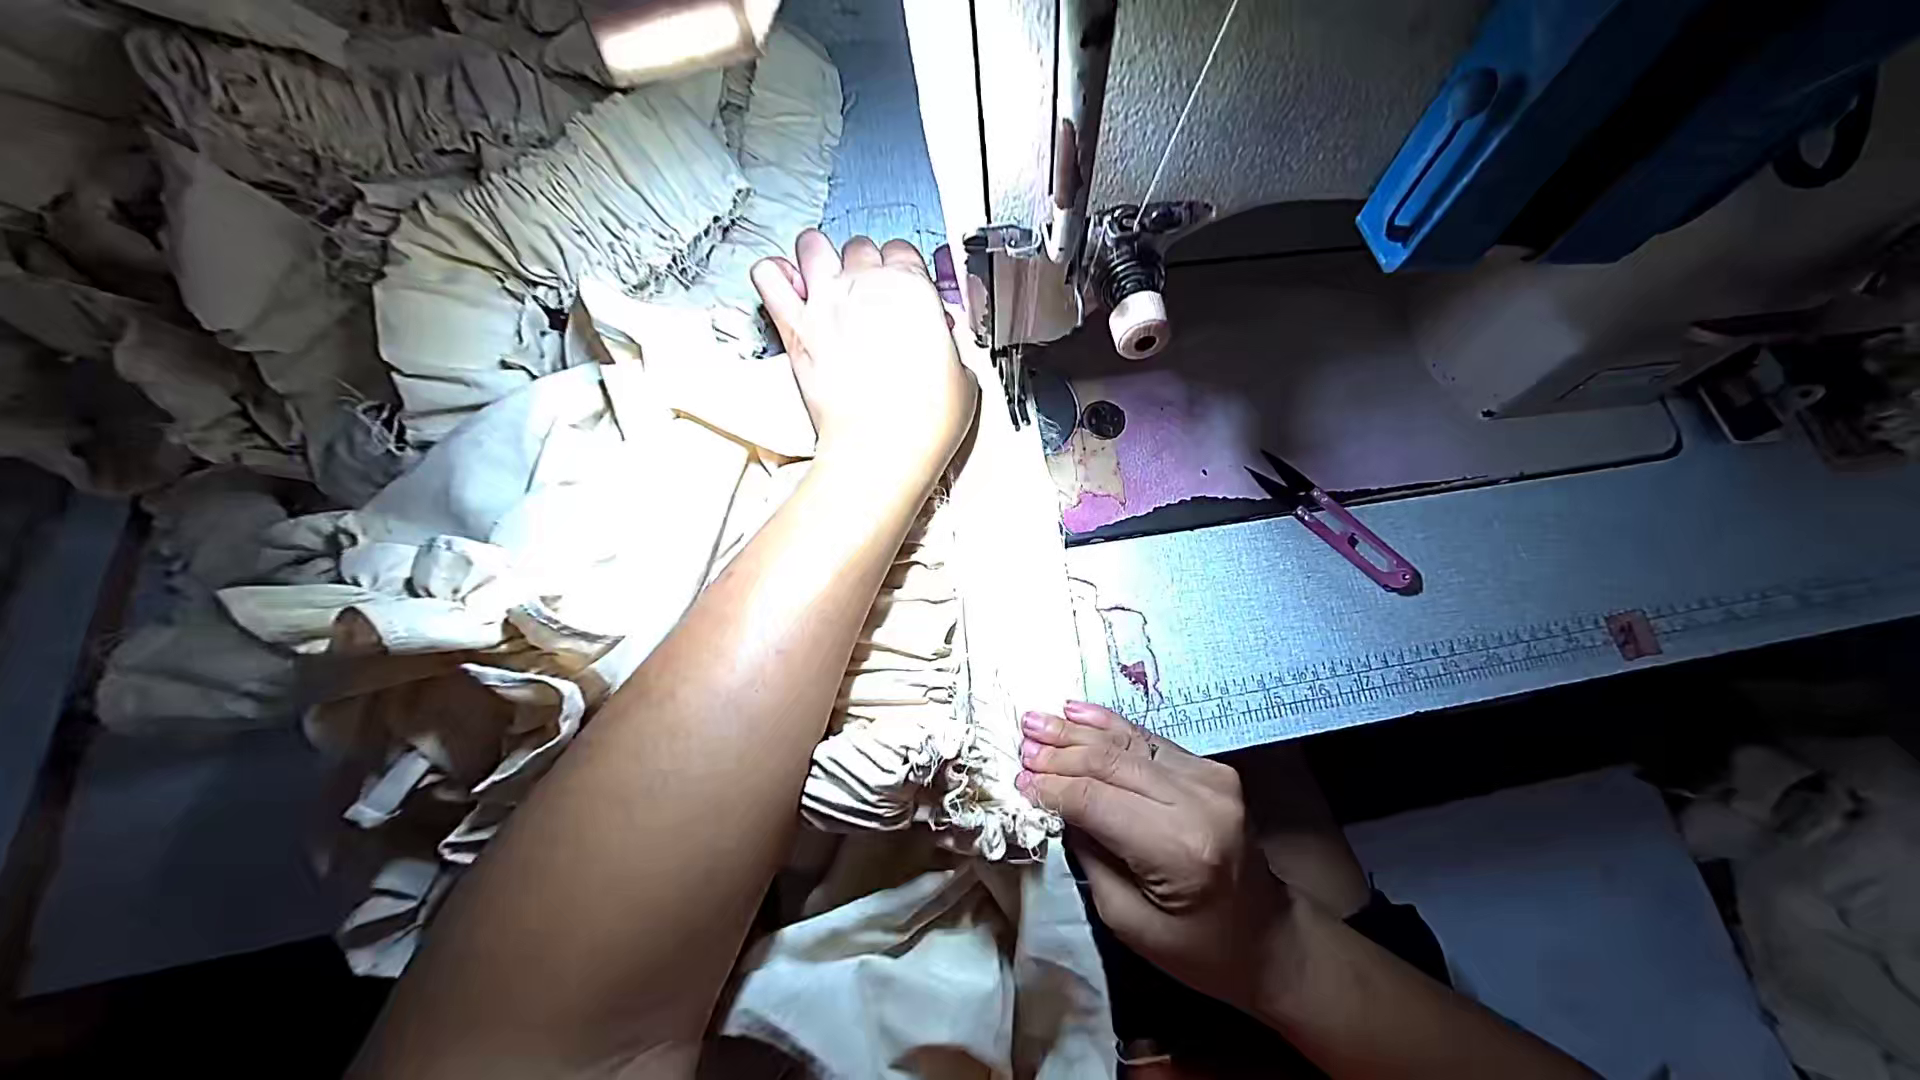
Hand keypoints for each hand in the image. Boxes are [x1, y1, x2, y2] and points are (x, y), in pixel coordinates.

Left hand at [751, 230, 976, 488]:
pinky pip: (768, 276)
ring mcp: (826, 303)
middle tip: (868, 294)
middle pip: (859, 246)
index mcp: (912, 289)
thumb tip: (940, 344)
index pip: (903, 251)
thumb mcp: (963, 375)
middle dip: (864, 266)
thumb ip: (947, 345)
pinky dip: (774, 275)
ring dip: (818, 257)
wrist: (882, 449)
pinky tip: (786, 287)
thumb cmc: (923, 421)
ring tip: (825, 280)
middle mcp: (866, 285)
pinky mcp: (795, 328)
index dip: (904, 271)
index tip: (903, 290)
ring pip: (812, 245)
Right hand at [1018, 702, 1288, 1010]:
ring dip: (1076, 731)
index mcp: (1180, 848)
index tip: (1018, 781)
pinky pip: (1149, 739)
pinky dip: (1109, 725)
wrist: (1271, 939)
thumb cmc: (1198, 947)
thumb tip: (1055, 802)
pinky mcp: (1212, 768)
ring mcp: (1210, 778)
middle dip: (1058, 753)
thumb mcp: (1128, 919)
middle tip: (1020, 744)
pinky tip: (1076, 712)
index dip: (1052, 788)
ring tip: (1036, 721)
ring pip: (1127, 741)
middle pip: (1109, 762)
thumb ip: (1090, 853)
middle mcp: (1199, 801)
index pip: (1096, 799)